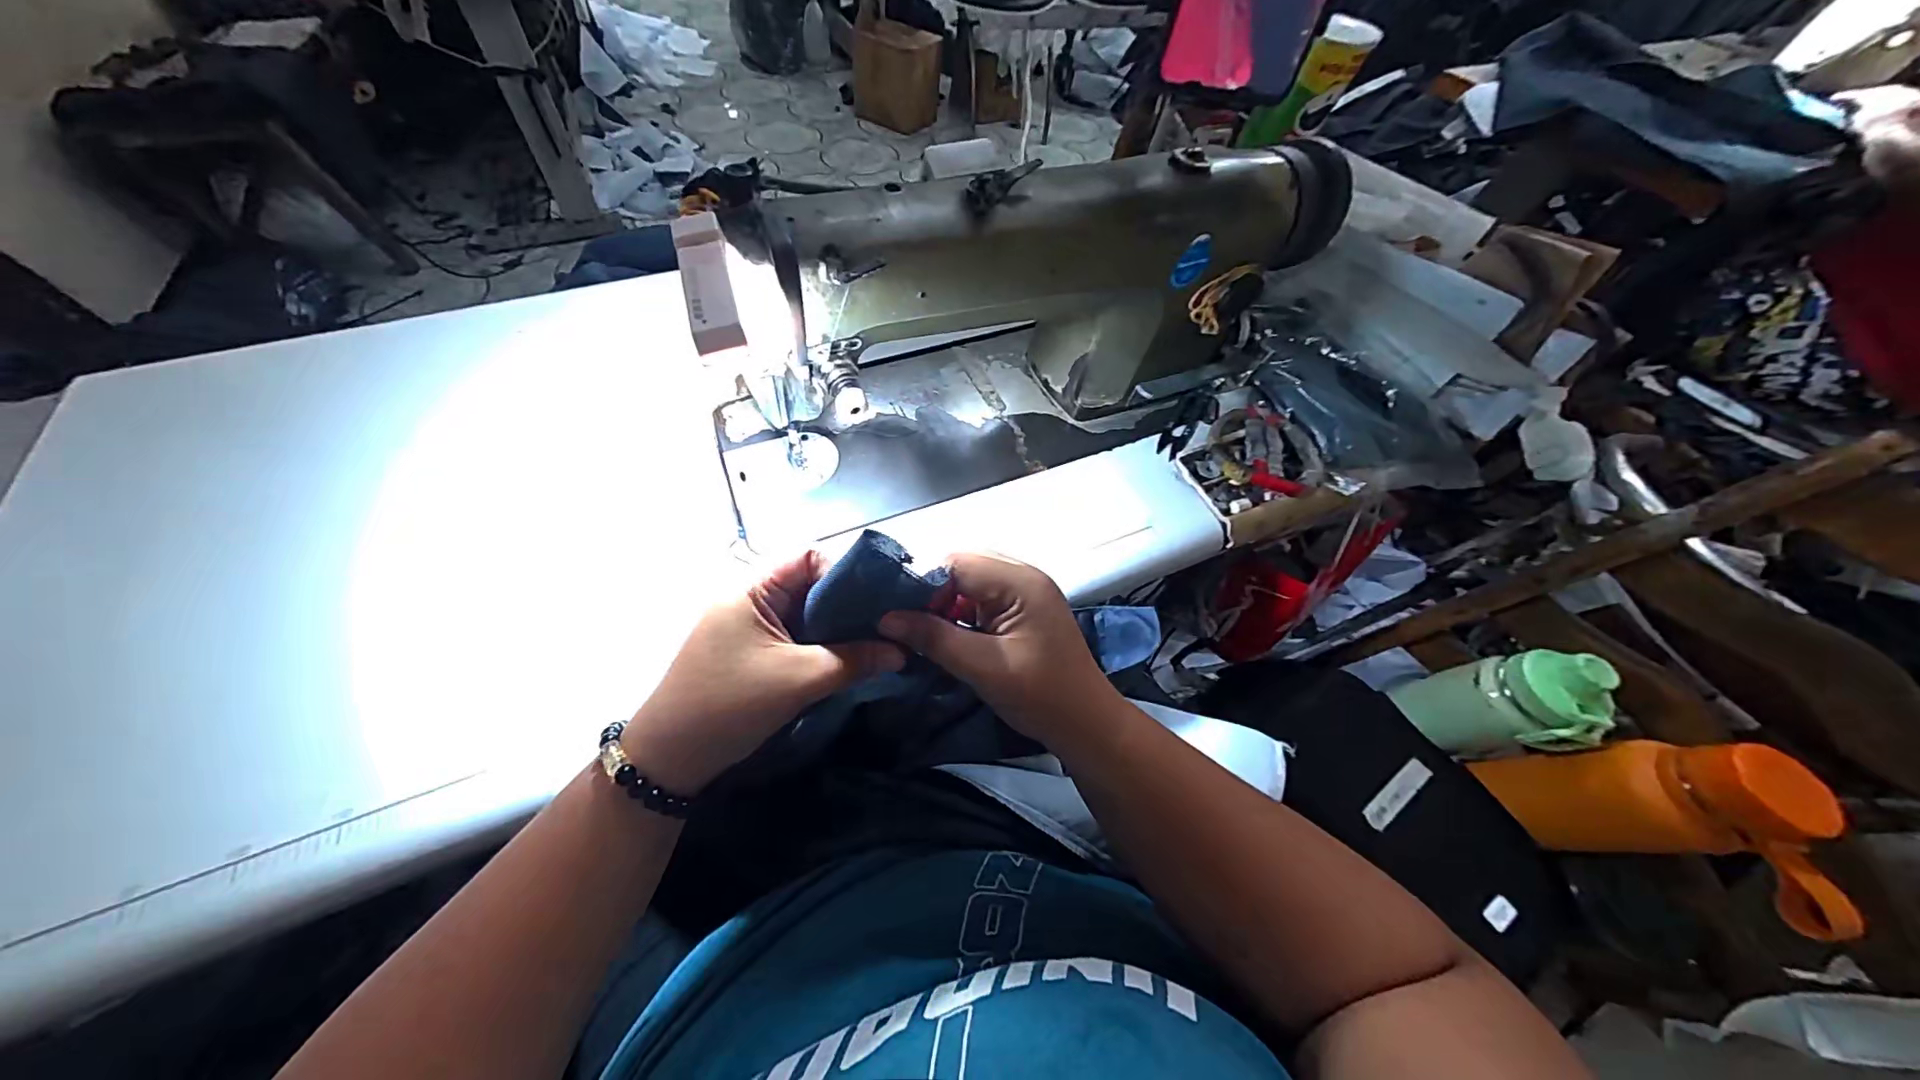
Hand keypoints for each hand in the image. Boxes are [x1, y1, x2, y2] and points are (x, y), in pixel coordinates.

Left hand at [620, 551, 904, 793]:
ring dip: (834, 629)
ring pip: (803, 614)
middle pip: (808, 585)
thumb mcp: (800, 680)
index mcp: (753, 590)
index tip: (875, 604)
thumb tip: (901, 652)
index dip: (844, 573)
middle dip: (846, 605)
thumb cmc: (731, 705)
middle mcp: (748, 600)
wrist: (668, 757)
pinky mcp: (747, 653)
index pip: (808, 558)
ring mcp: (746, 627)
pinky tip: (842, 663)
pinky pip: (792, 637)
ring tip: (870, 645)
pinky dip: (818, 646)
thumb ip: (855, 660)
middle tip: (883, 627)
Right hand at [879, 552, 1121, 743]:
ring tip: (918, 631)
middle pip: (962, 567)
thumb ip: (935, 639)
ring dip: (944, 605)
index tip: (895, 614)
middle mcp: (1023, 576)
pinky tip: (944, 636)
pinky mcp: (1022, 610)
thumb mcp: (983, 668)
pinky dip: (959, 614)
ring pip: (969, 583)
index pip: (956, 563)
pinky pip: (981, 599)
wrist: (1087, 724)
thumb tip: (886, 619)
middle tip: (905, 623)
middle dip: (931, 593)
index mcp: (1020, 582)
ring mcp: (1025, 592)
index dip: (922, 585)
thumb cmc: (1041, 696)